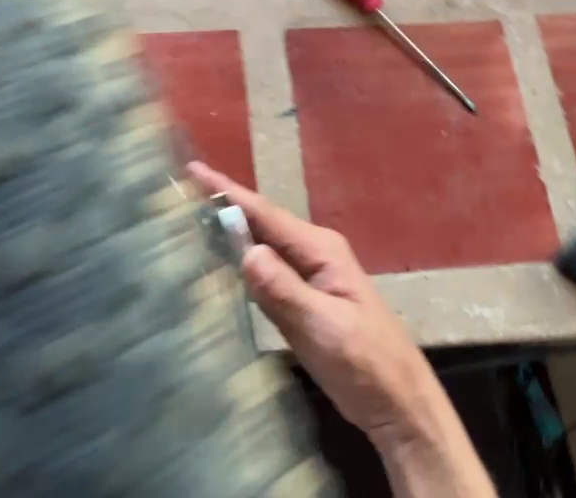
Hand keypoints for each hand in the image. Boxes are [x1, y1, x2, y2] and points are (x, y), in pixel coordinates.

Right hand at [187, 162, 493, 497]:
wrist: (399, 406)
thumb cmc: (367, 364)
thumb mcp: (325, 326)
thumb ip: (285, 289)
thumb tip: (245, 251)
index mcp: (320, 249)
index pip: (265, 212)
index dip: (227, 191)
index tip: (192, 169)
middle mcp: (311, 254)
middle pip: (259, 223)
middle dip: (221, 205)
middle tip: (177, 194)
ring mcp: (306, 277)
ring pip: (259, 245)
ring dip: (226, 231)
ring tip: (185, 219)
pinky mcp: (299, 300)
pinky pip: (263, 272)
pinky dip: (237, 262)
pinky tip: (214, 261)